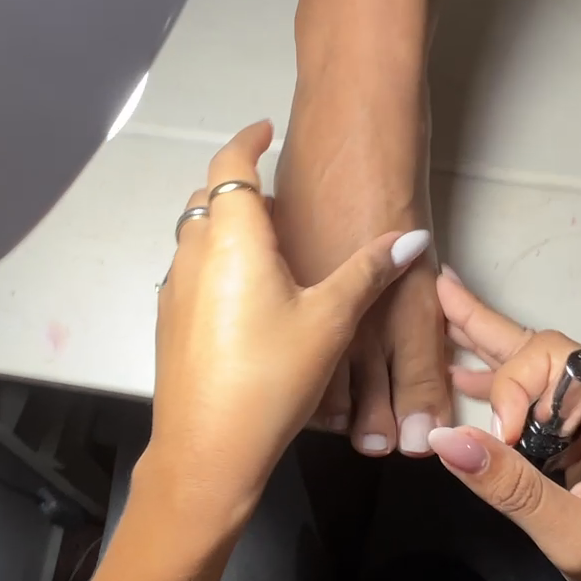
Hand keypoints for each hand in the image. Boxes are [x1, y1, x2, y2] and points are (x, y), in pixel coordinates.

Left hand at [147, 121, 430, 527]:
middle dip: (240, 187)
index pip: (230, 164)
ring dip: (226, 227)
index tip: (267, 131)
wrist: (207, 450)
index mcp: (230, 238)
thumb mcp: (330, 320)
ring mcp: (173, 289)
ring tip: (270, 250)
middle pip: (207, 198)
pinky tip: (247, 300)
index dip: (248, 141)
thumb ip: (368, 271)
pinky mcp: (167, 322)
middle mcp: (192, 254)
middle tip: (282, 203)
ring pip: (196, 236)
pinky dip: (214, 262)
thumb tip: (413, 237)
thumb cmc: (272, 376)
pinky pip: (191, 271)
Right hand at [424, 269, 580, 580]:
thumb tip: (442, 439)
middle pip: (542, 351)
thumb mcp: (574, 539)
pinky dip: (495, 385)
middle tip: (440, 290)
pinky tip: (460, 375)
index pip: (555, 361)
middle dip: (488, 331)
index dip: (511, 387)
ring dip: (486, 348)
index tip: (497, 441)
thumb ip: (511, 487)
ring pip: (534, 368)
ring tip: (441, 315)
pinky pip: (533, 397)